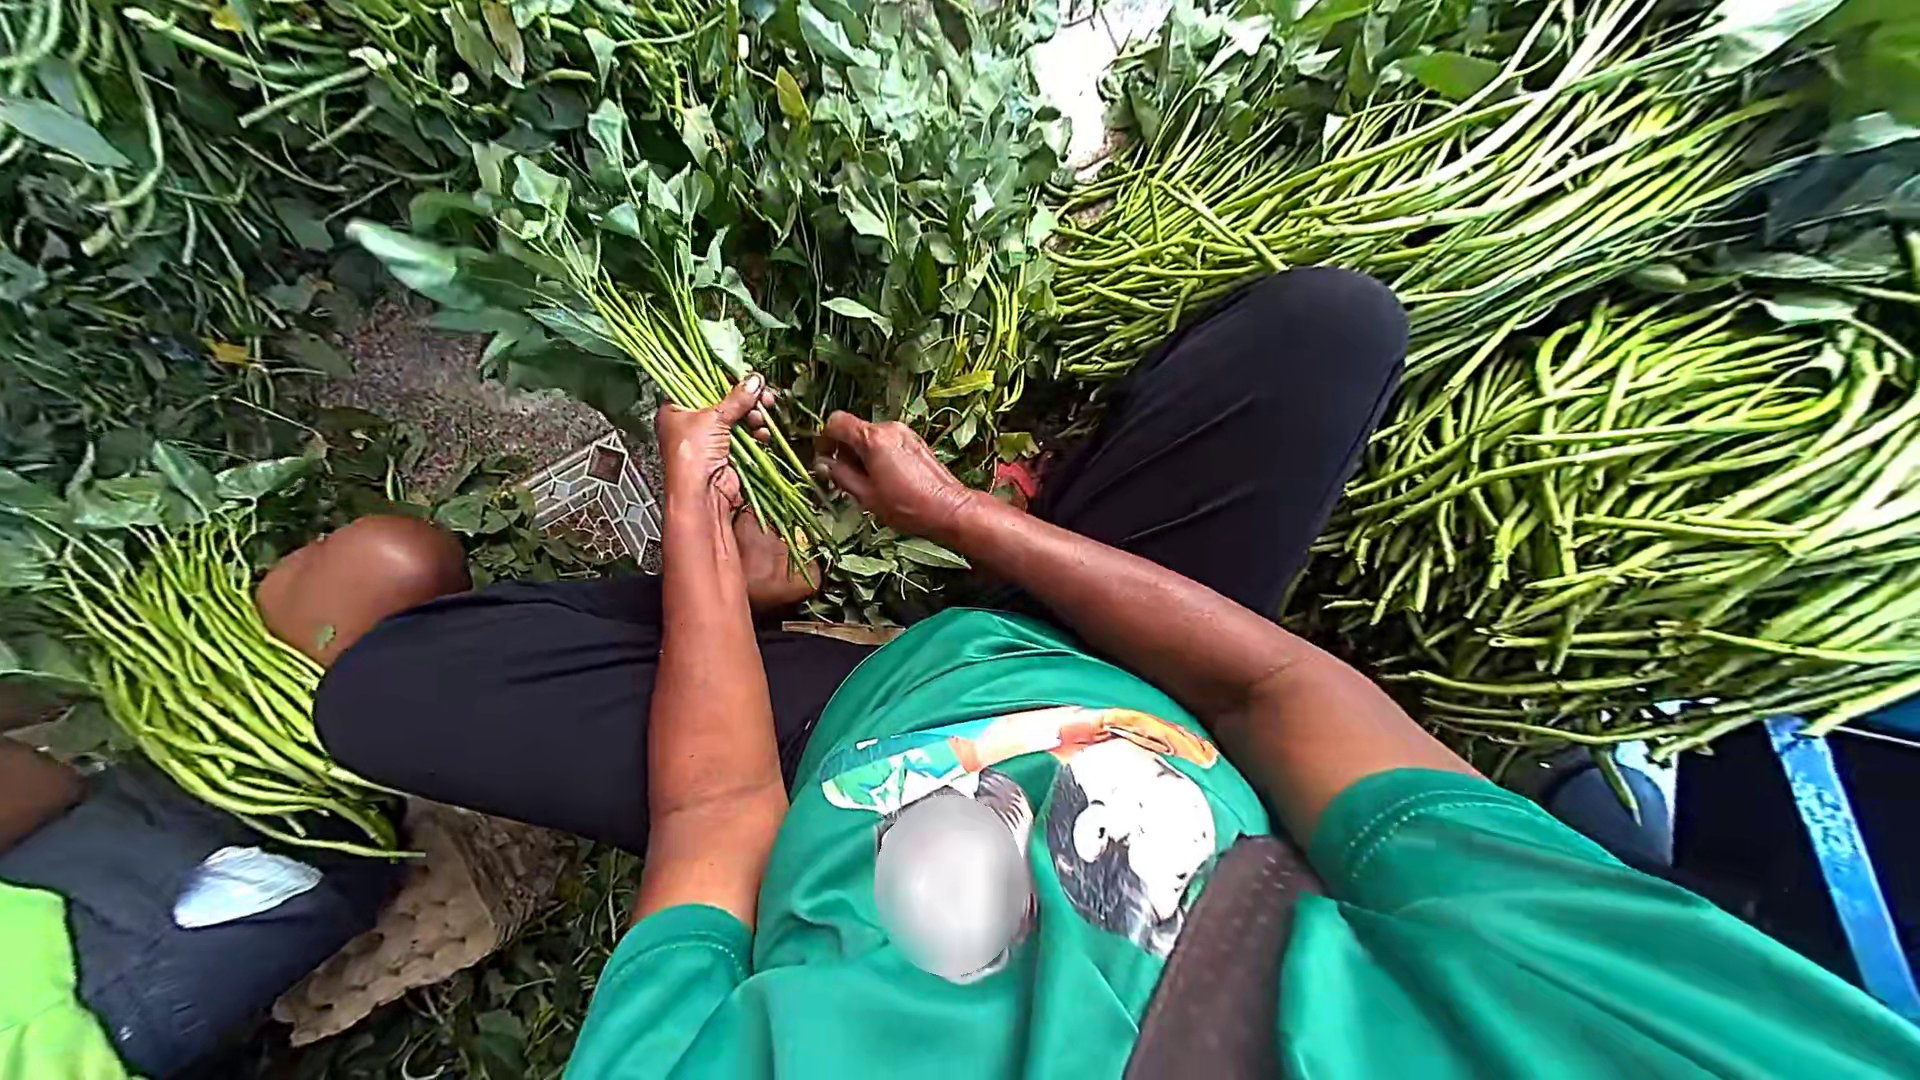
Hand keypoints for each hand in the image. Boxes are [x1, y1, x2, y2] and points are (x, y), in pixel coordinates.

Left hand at [656, 373, 776, 503]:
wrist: (702, 493)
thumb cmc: (692, 453)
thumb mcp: (712, 417)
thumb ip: (736, 398)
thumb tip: (755, 380)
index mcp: (677, 408)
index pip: (701, 383)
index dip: (724, 378)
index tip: (744, 375)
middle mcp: (692, 421)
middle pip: (724, 401)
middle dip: (746, 399)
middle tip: (763, 396)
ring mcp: (711, 438)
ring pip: (738, 418)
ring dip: (754, 416)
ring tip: (762, 417)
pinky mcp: (728, 452)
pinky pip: (746, 436)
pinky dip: (756, 433)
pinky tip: (762, 433)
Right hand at [813, 412, 982, 543]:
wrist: (949, 508)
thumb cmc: (906, 506)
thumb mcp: (866, 495)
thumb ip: (840, 475)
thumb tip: (823, 464)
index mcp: (873, 438)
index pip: (836, 422)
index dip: (824, 440)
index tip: (824, 460)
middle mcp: (889, 428)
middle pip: (855, 430)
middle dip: (845, 452)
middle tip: (846, 479)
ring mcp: (905, 433)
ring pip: (872, 437)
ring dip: (862, 455)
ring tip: (868, 483)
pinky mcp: (917, 442)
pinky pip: (888, 442)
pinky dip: (879, 456)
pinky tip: (886, 480)